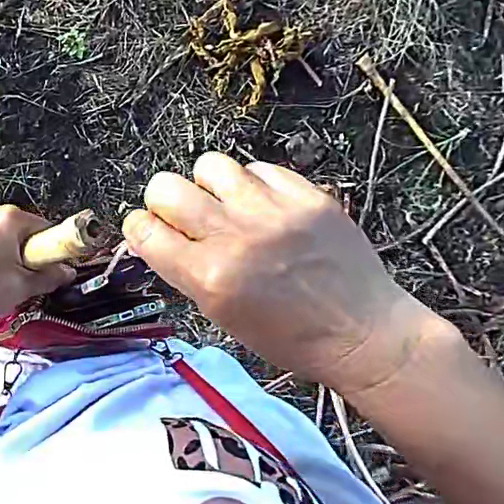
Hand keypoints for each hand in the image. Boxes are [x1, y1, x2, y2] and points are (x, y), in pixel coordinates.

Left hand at [0, 205, 75, 330]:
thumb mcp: (21, 287)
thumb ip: (49, 277)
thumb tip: (65, 272)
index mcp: (12, 218)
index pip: (53, 230)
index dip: (59, 254)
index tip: (62, 270)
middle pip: (35, 236)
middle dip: (36, 261)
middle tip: (29, 283)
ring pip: (17, 245)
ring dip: (18, 266)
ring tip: (6, 286)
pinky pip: (0, 248)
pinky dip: (2, 265)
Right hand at [122, 153, 463, 397]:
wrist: (364, 334)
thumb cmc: (289, 338)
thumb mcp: (222, 316)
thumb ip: (185, 272)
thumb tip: (154, 237)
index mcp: (209, 277)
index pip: (144, 230)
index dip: (140, 228)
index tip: (149, 230)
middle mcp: (235, 238)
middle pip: (165, 187)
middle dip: (164, 201)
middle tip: (184, 216)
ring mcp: (272, 212)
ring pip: (210, 165)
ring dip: (209, 185)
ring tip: (226, 204)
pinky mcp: (306, 196)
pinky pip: (259, 168)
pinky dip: (254, 185)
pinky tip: (264, 206)